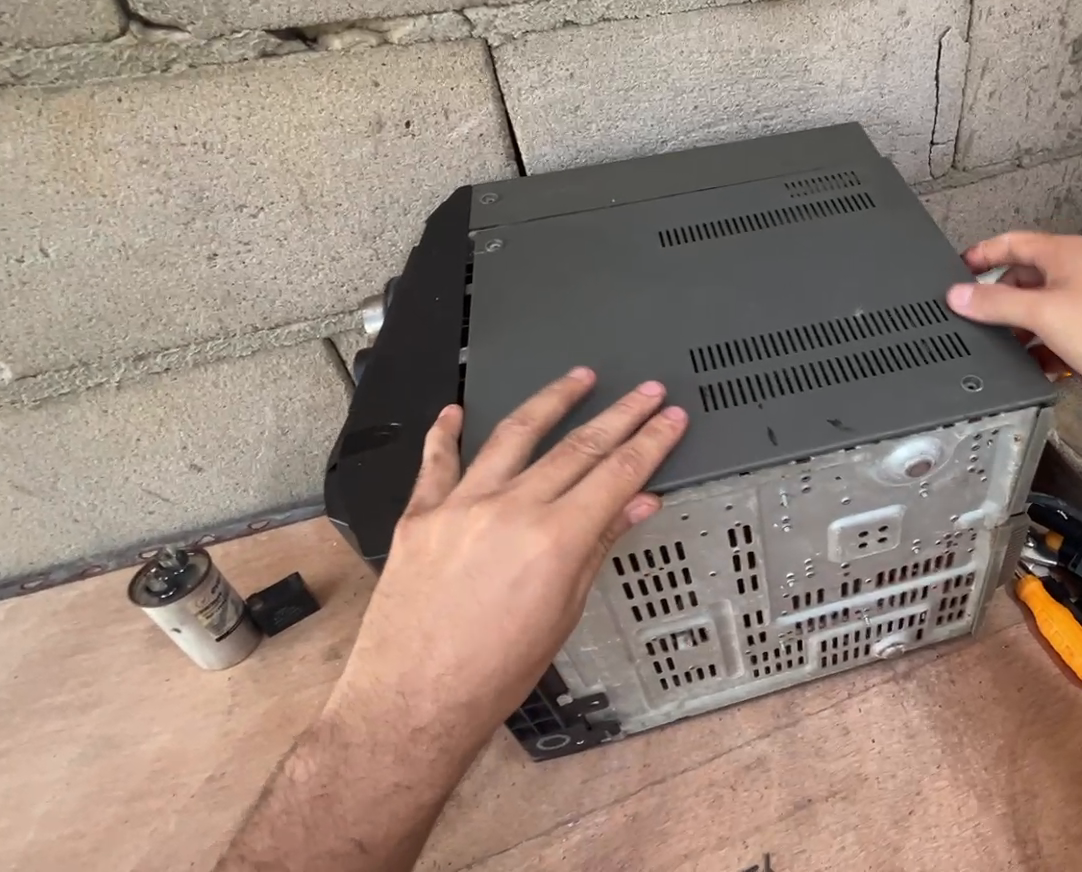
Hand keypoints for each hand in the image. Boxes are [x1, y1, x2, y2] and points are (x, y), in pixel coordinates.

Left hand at [326, 367, 687, 750]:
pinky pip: (437, 463)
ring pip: (515, 434)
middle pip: (579, 446)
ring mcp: (462, 507)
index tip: (670, 418)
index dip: (652, 441)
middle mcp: (510, 511)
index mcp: (555, 539)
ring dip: (552, 400)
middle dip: (621, 413)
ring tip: (578, 377)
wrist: (411, 705)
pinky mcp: (420, 516)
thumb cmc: (494, 673)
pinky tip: (455, 411)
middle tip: (646, 391)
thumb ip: (600, 544)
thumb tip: (637, 504)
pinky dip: (447, 434)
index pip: (619, 473)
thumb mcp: (565, 610)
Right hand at [946, 232, 1081, 429]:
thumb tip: (962, 294)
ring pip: (1035, 316)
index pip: (1015, 244)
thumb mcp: (1044, 310)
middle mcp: (1077, 280)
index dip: (985, 253)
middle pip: (1023, 281)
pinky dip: (1034, 353)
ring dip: (1015, 330)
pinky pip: (1049, 344)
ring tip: (995, 342)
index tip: (960, 266)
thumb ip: (996, 302)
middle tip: (972, 311)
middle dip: (997, 297)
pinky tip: (1025, 365)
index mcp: (1069, 256)